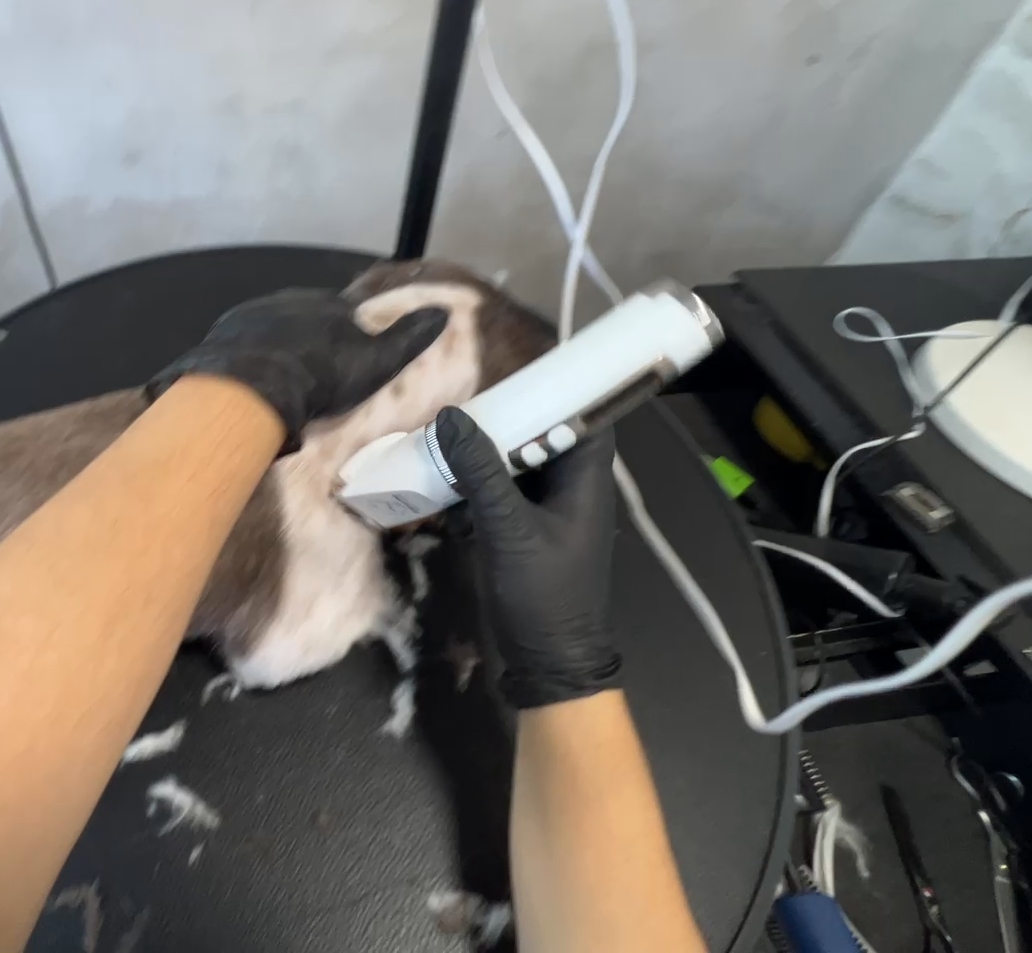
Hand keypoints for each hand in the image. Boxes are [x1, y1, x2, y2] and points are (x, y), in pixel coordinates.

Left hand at [149, 289, 447, 454]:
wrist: (256, 385)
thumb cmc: (323, 377)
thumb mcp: (377, 362)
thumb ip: (408, 339)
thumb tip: (444, 311)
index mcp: (328, 305)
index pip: (343, 315)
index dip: (345, 338)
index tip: (342, 364)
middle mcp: (291, 300)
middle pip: (305, 319)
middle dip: (309, 340)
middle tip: (309, 376)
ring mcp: (253, 313)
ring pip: (272, 330)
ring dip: (277, 349)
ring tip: (278, 382)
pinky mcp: (225, 331)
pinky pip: (242, 343)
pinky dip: (249, 357)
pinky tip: (251, 381)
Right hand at [434, 407, 621, 707]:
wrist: (546, 663)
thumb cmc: (542, 593)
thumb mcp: (508, 528)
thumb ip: (480, 471)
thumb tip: (450, 416)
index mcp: (586, 480)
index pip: (587, 416)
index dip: (560, 388)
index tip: (518, 369)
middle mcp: (571, 489)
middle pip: (544, 435)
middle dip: (506, 419)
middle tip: (466, 403)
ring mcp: (546, 511)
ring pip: (517, 465)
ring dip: (484, 455)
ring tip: (445, 439)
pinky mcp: (523, 531)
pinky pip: (500, 494)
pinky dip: (475, 488)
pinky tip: (445, 490)